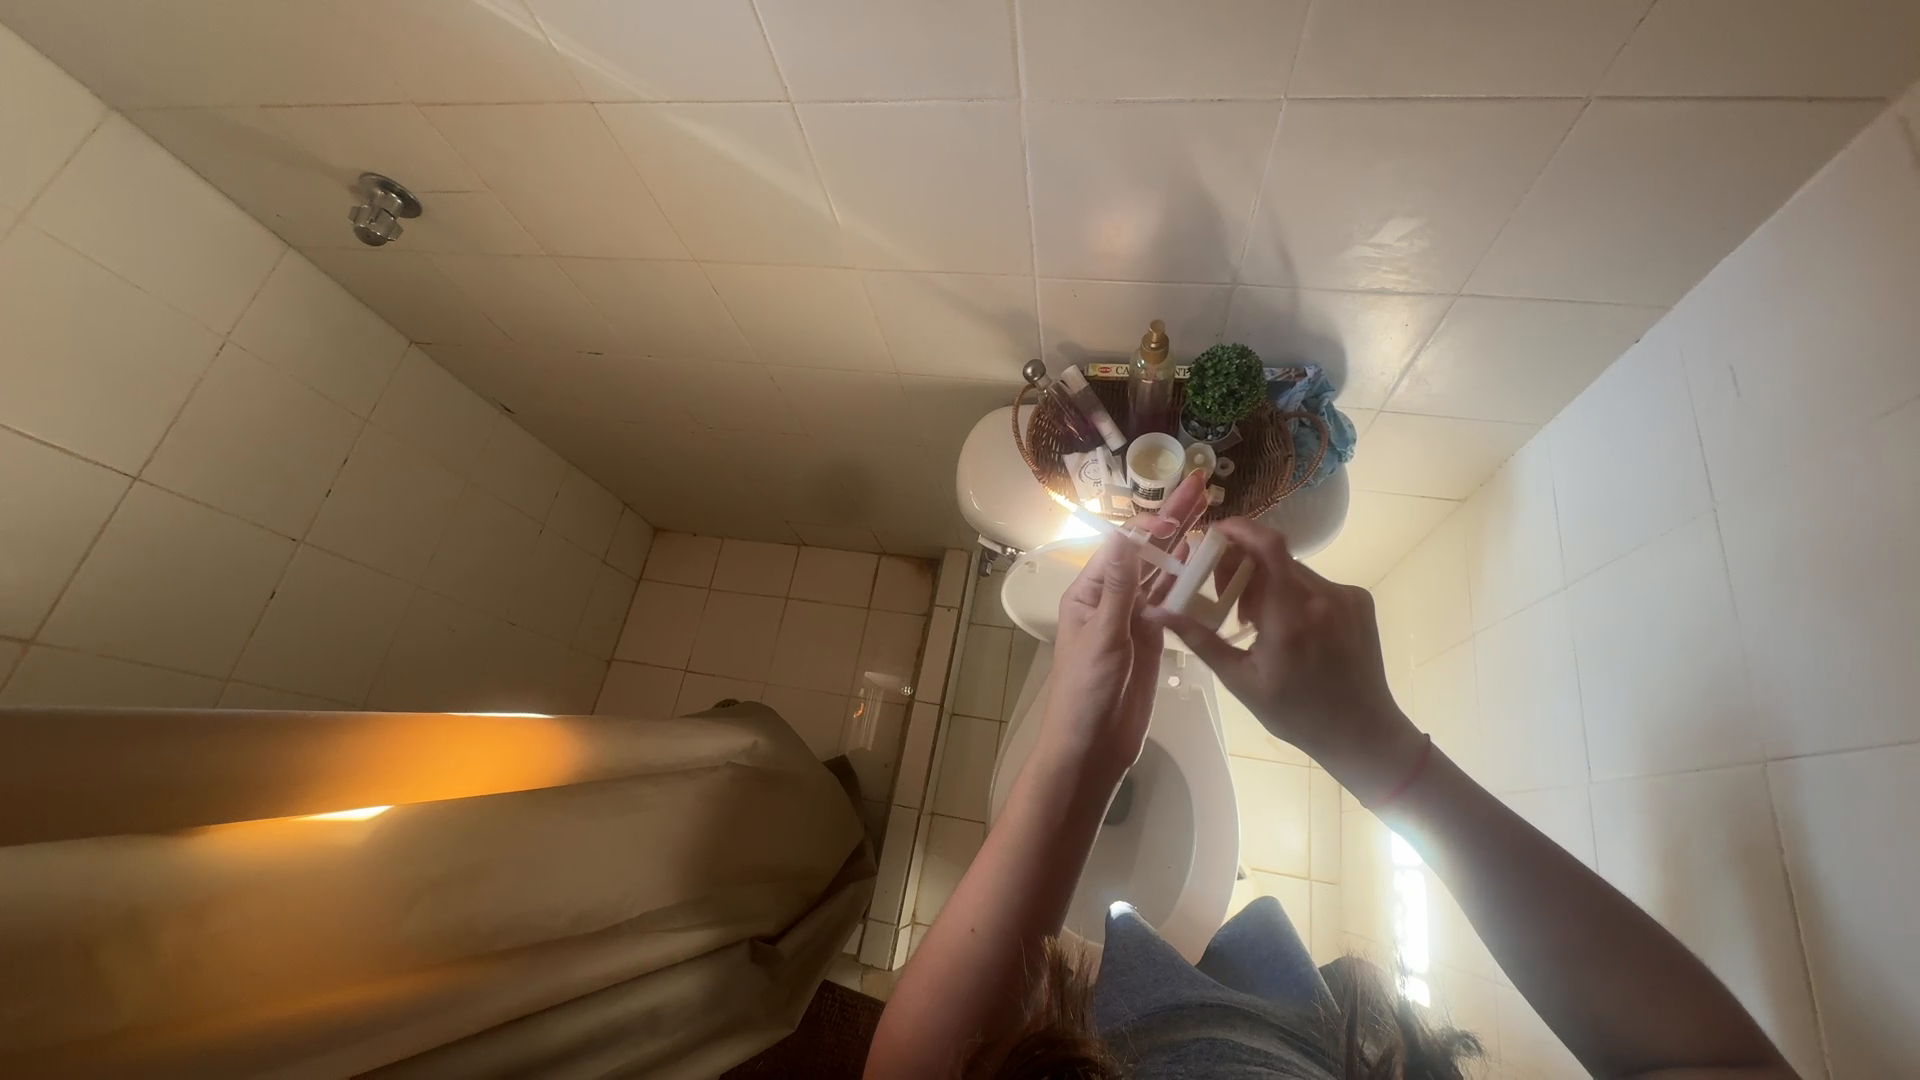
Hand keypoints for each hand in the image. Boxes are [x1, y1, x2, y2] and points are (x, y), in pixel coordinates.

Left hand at [1038, 472, 1207, 780]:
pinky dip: (1188, 584)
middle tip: (1202, 487)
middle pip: (1145, 553)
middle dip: (1172, 521)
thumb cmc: (1087, 690)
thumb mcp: (1103, 636)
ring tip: (1211, 515)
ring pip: (1162, 575)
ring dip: (1184, 546)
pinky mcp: (1152, 639)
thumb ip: (1119, 588)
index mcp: (1089, 593)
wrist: (1093, 744)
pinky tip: (1204, 562)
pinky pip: (1172, 604)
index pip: (1122, 546)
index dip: (1151, 525)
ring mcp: (1134, 619)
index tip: (1180, 508)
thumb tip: (1126, 535)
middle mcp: (1111, 598)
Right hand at [1145, 518, 1425, 803]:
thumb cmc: (1295, 713)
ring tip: (1254, 617)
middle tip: (1221, 590)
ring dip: (1267, 581)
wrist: (1362, 732)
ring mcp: (1345, 597)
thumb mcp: (1240, 680)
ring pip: (1293, 570)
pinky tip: (1287, 626)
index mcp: (1289, 617)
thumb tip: (1157, 611)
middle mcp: (1322, 598)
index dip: (1241, 529)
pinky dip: (1292, 593)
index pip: (1268, 548)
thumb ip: (1199, 639)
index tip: (1214, 534)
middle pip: (1274, 557)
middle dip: (1242, 564)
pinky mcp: (1359, 600)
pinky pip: (1314, 583)